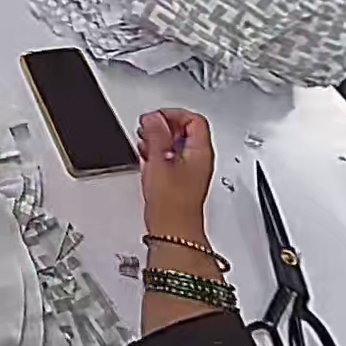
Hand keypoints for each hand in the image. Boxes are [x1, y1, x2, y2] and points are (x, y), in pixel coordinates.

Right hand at [137, 109, 214, 240]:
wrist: (173, 231)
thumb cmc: (171, 203)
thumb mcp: (159, 161)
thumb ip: (156, 136)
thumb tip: (153, 118)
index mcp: (200, 151)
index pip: (193, 119)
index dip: (172, 114)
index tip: (154, 118)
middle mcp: (200, 160)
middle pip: (186, 130)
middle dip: (165, 125)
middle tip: (148, 128)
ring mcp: (192, 171)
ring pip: (178, 144)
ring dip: (161, 140)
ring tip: (145, 142)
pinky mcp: (181, 181)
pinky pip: (173, 158)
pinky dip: (159, 153)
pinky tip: (147, 158)